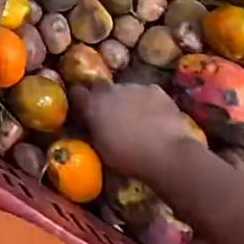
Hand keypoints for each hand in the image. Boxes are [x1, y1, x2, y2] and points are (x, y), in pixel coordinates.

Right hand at [69, 79, 206, 184]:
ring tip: (138, 118)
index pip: (77, 92)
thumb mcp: (102, 149)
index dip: (80, 100)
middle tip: (111, 115)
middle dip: (104, 98)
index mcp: (94, 105)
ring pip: (126, 90)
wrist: (167, 153)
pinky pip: (147, 93)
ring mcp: (134, 87)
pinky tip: (156, 116)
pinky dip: (148, 102)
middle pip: (101, 87)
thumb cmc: (129, 157)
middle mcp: (111, 90)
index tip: (84, 110)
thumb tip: (94, 125)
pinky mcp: (156, 90)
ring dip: (127, 100)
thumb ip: (96, 131)